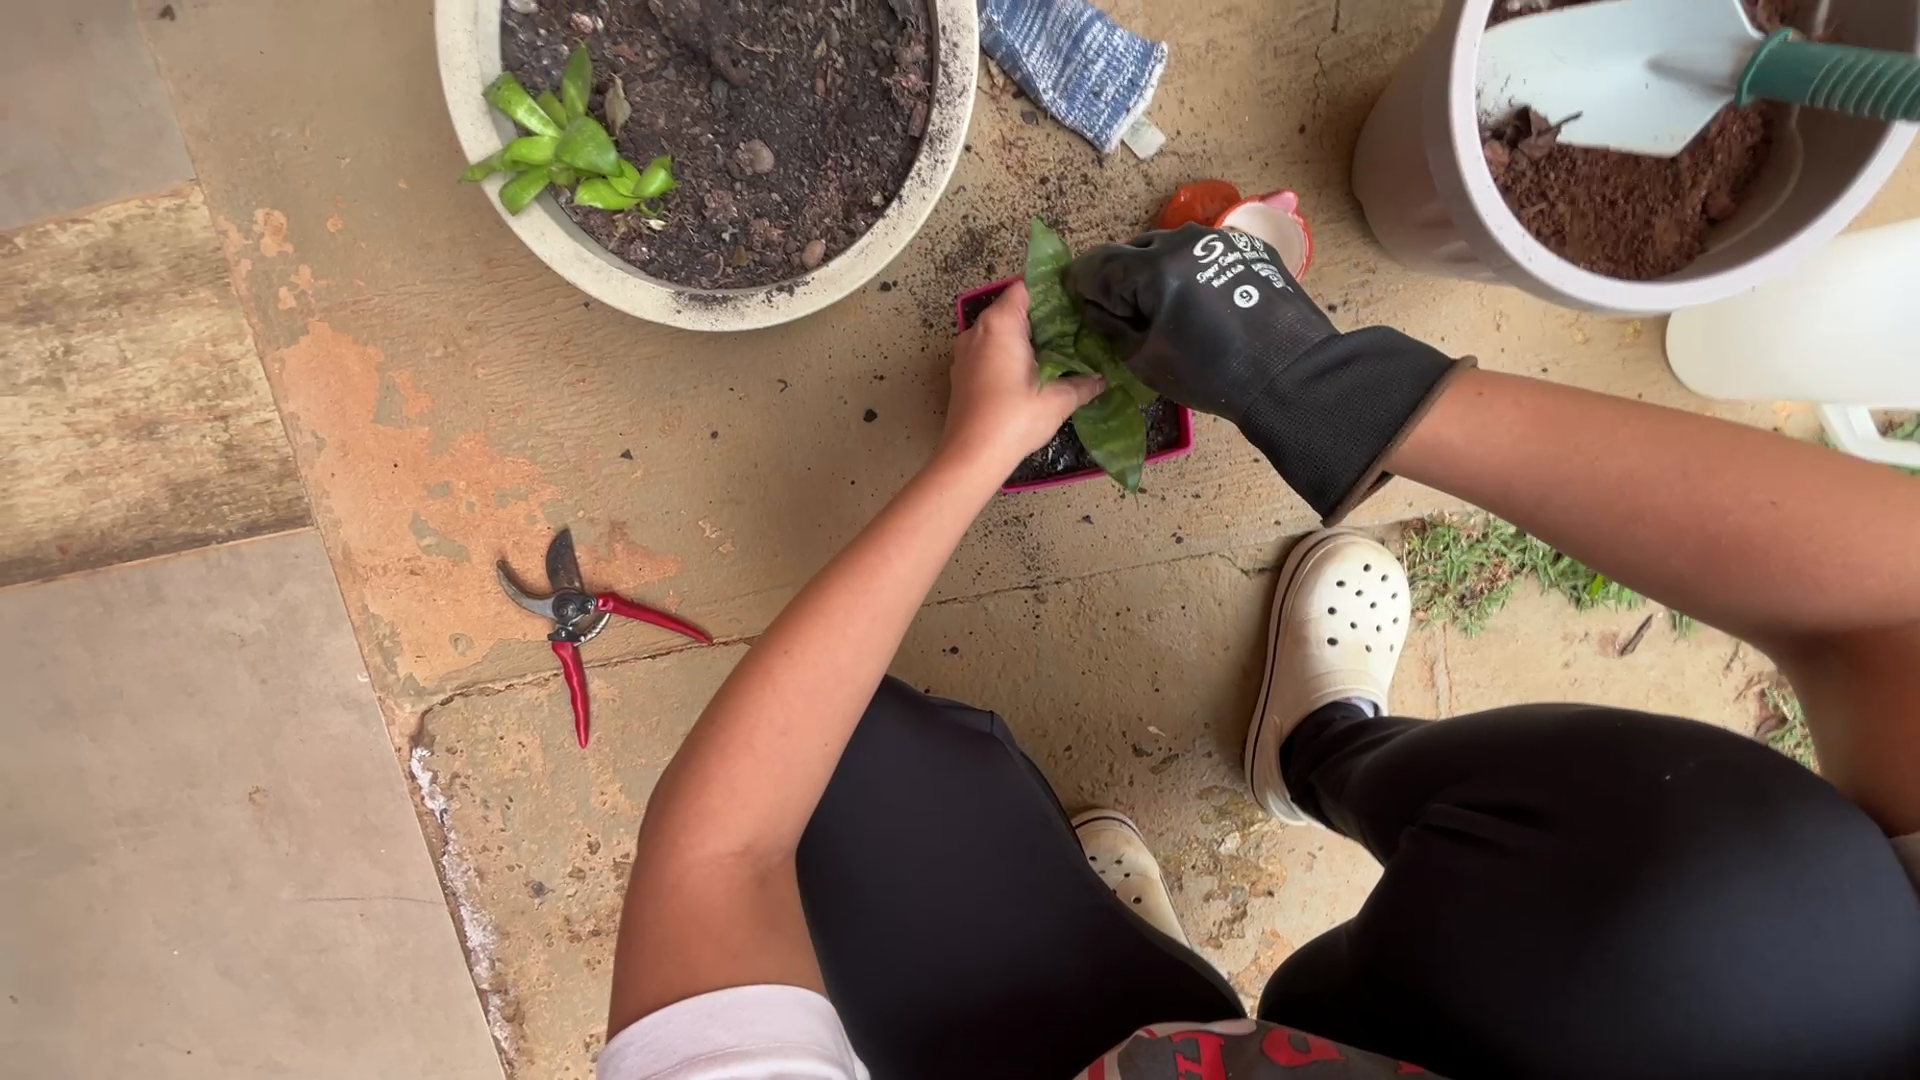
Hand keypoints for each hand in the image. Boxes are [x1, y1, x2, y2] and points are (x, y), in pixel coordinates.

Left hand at [940, 282, 1104, 471]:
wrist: (971, 456)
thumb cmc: (1013, 420)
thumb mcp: (1056, 400)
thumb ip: (1082, 384)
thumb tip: (1102, 379)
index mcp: (999, 324)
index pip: (1025, 288)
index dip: (1051, 291)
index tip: (1074, 303)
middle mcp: (976, 331)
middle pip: (1012, 310)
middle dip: (1041, 318)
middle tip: (1073, 330)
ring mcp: (964, 353)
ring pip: (998, 333)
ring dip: (1024, 340)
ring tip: (1055, 353)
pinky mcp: (961, 374)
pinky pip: (987, 352)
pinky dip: (1007, 356)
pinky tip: (1030, 374)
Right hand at [1066, 225, 1468, 522]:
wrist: (1291, 374)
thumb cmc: (1212, 373)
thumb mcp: (1145, 359)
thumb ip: (1109, 326)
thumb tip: (1093, 307)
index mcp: (1155, 266)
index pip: (1097, 264)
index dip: (1081, 286)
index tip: (1079, 305)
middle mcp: (1185, 239)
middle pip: (1132, 249)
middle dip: (1120, 279)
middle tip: (1123, 316)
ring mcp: (1220, 239)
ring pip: (1168, 248)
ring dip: (1154, 274)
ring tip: (1163, 311)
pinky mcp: (1248, 247)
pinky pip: (1201, 254)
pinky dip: (1188, 273)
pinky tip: (1198, 305)